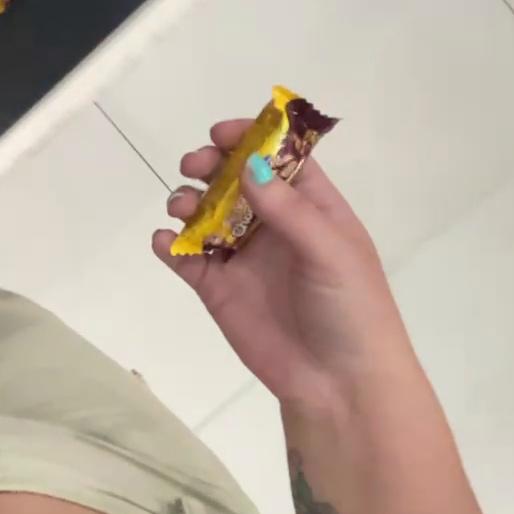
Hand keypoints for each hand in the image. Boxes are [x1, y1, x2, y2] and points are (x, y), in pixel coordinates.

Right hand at [152, 120, 418, 414]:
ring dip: (185, 203)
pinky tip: (164, 243)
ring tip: (181, 209)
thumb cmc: (350, 308)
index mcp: (311, 209)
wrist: (334, 380)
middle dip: (208, 166)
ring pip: (202, 215)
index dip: (251, 140)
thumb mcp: (330, 252)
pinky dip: (167, 245)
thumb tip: (246, 165)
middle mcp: (271, 226)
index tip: (220, 132)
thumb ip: (287, 210)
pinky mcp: (214, 287)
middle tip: (193, 167)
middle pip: (231, 181)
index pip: (278, 159)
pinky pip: (184, 257)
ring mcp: (239, 256)